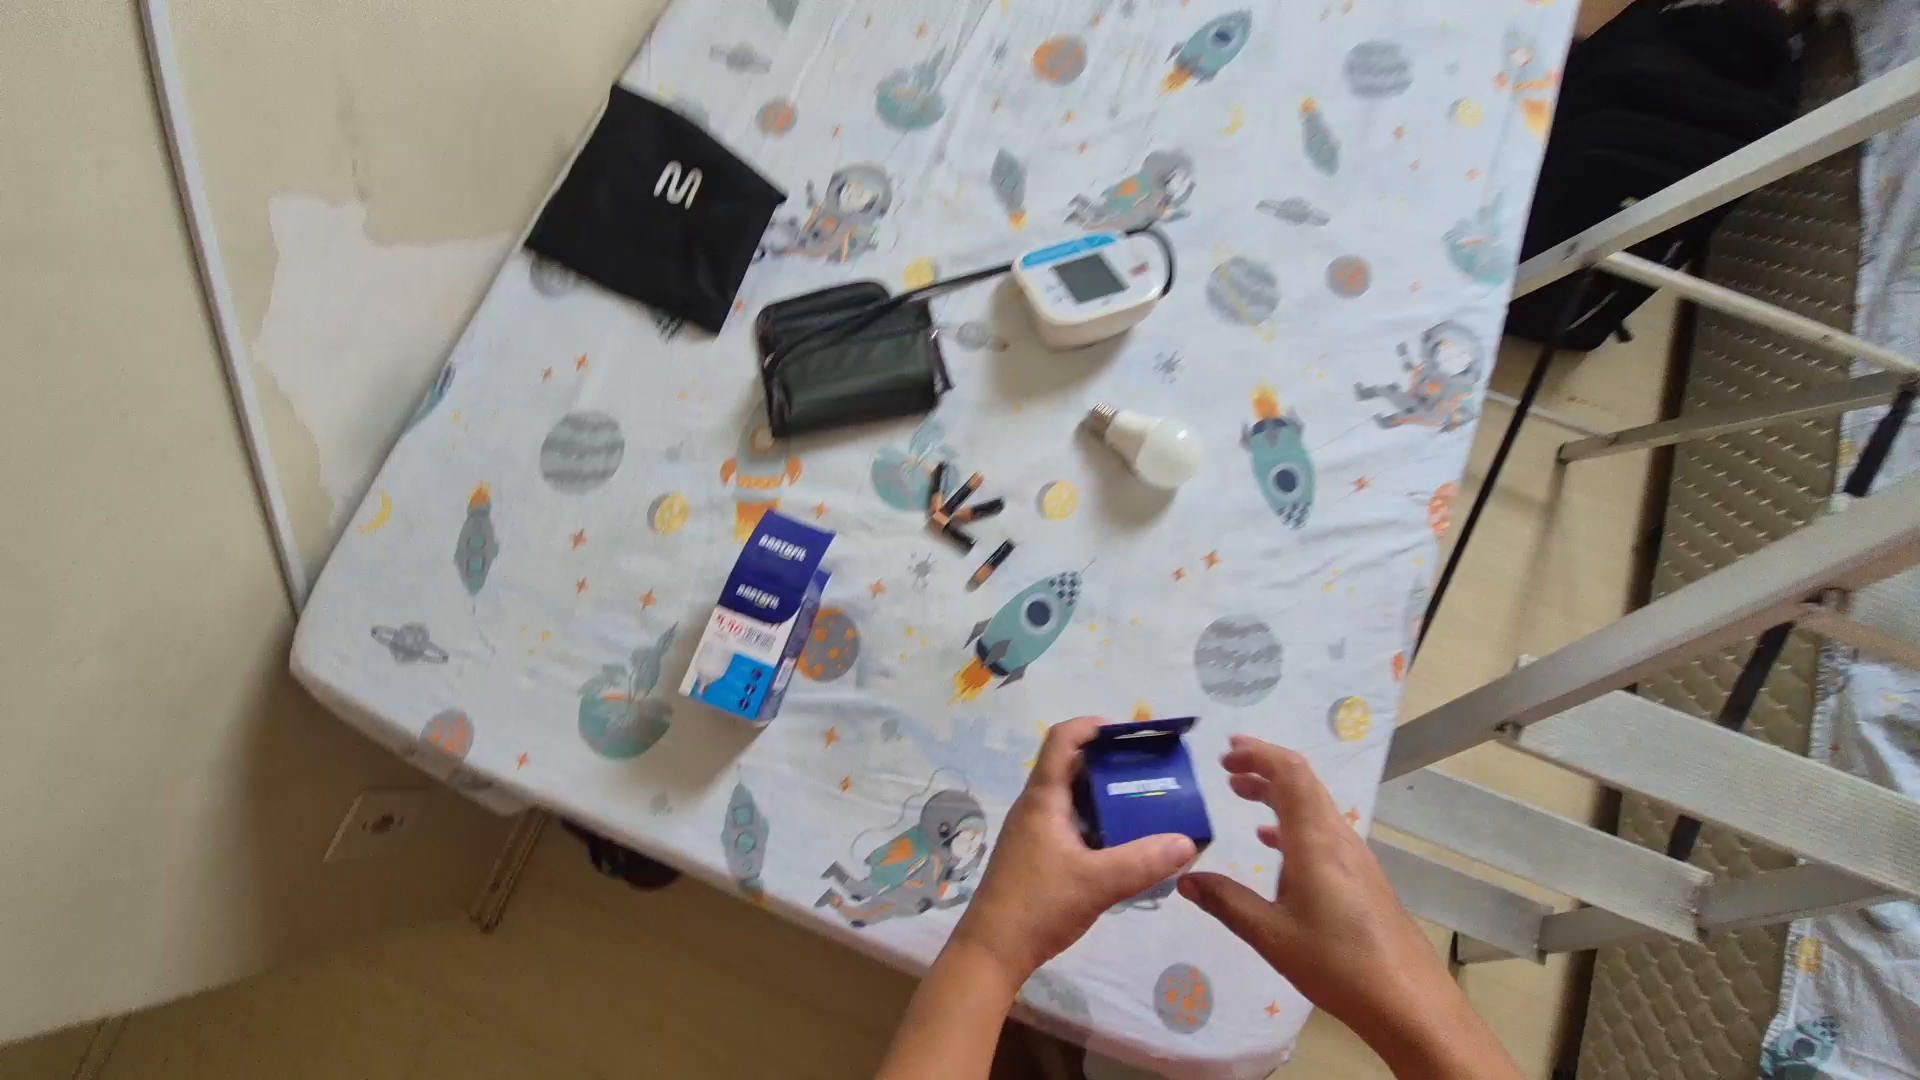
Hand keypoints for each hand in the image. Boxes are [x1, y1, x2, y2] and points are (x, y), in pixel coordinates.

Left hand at [949, 716, 1197, 985]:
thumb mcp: (1097, 883)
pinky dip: (1096, 819)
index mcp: (1043, 798)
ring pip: (1071, 796)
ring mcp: (1034, 830)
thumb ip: (1143, 862)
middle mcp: (1036, 806)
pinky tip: (1122, 840)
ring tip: (1143, 800)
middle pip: (1070, 765)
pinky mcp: (1037, 853)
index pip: (1061, 739)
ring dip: (1103, 792)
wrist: (992, 951)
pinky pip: (1070, 821)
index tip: (1127, 730)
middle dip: (1108, 760)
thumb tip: (1187, 841)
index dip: (1091, 726)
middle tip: (1147, 768)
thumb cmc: (1038, 905)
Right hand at [1177, 737, 1453, 1047]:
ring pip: (1313, 804)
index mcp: (1315, 840)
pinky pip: (1322, 829)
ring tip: (1242, 793)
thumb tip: (1184, 878)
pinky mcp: (1362, 878)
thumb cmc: (1339, 965)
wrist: (1412, 1007)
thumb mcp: (1271, 936)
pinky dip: (1291, 819)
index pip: (1289, 773)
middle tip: (1227, 766)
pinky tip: (1273, 842)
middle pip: (1302, 782)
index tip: (1226, 753)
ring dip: (1277, 791)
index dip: (1258, 753)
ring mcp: (1354, 858)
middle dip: (1263, 766)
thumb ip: (1226, 902)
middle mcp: (1337, 838)